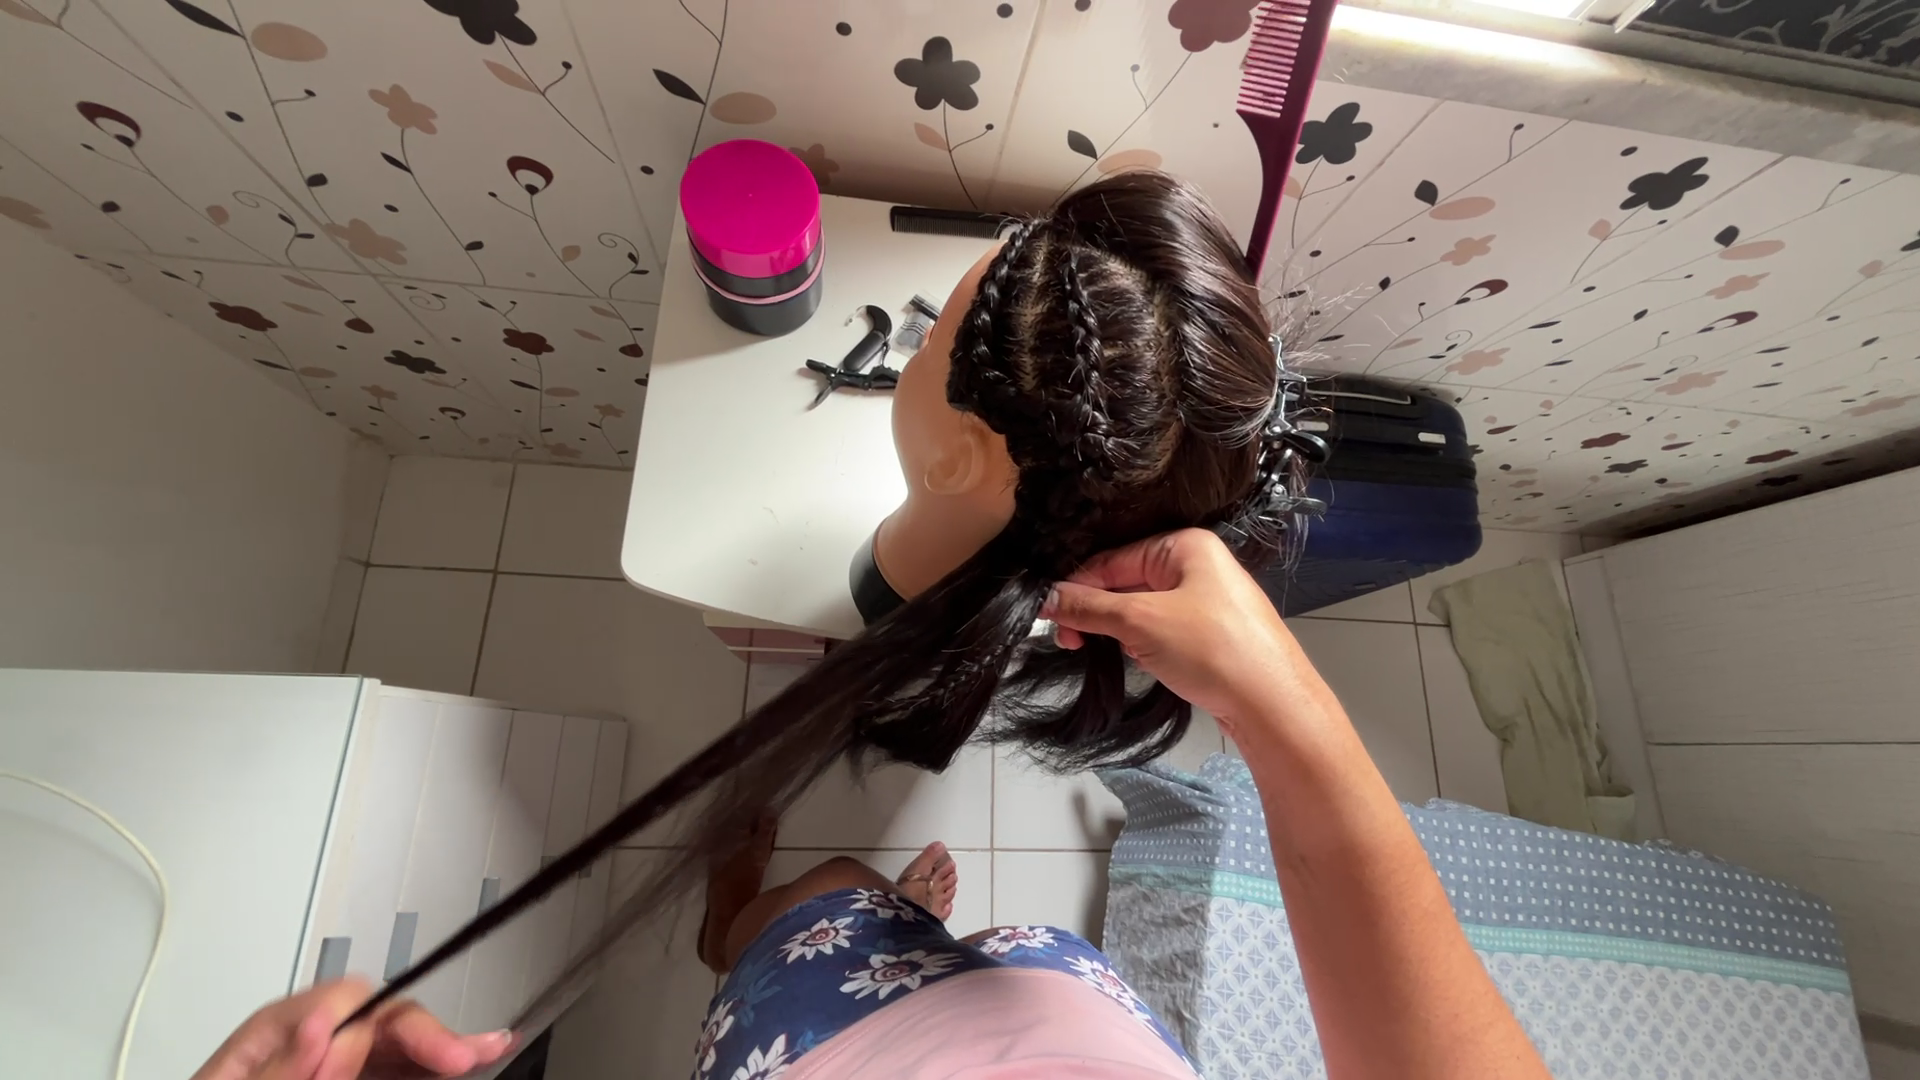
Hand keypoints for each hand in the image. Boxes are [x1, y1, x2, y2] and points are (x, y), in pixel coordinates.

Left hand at [190, 978, 511, 1079]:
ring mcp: (340, 1066)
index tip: (352, 1063)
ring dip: (449, 1044)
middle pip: (384, 1018)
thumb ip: (274, 1076)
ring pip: (406, 1041)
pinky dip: (445, 1060)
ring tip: (489, 1050)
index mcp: (273, 1037)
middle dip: (425, 1034)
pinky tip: (486, 1051)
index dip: (357, 1026)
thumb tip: (326, 1025)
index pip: (337, 1001)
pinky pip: (407, 1067)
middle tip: (457, 1059)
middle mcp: (314, 1042)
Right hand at [1040, 529, 1314, 736]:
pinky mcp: (1209, 632)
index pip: (1111, 558)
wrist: (1274, 707)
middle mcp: (1196, 564)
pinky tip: (1132, 658)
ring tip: (1092, 650)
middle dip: (1094, 610)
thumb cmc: (1211, 649)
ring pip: (1140, 606)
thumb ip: (1087, 607)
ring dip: (1114, 628)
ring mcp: (1205, 599)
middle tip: (1068, 641)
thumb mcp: (1140, 622)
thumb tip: (1044, 598)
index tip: (1049, 617)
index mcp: (1183, 545)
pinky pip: (1159, 626)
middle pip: (1124, 581)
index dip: (1076, 587)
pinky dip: (1139, 640)